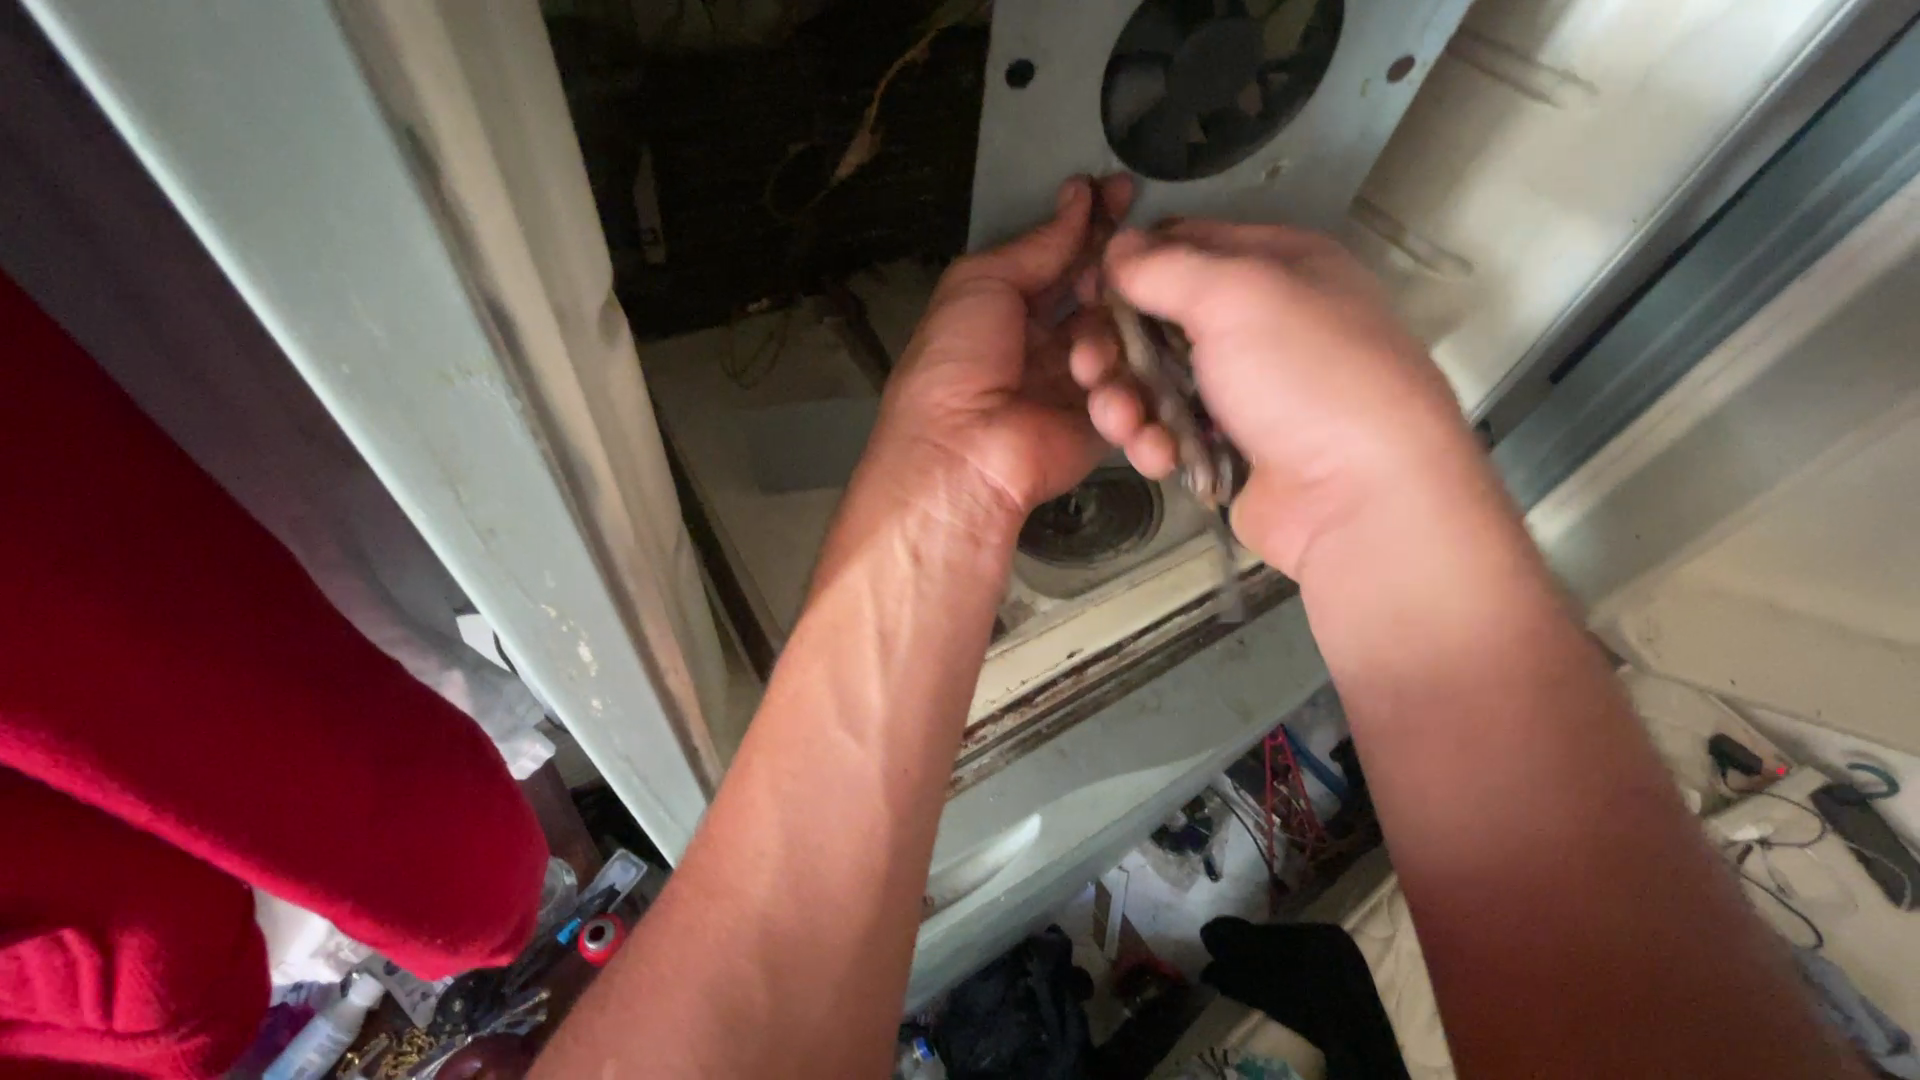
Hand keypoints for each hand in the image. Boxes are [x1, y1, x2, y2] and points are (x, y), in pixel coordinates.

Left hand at [865, 175, 1134, 523]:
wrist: (962, 454)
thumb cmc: (958, 362)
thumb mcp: (982, 284)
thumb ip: (1037, 246)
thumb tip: (1078, 199)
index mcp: (1009, 309)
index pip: (1062, 256)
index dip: (1091, 223)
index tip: (1123, 190)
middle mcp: (1046, 343)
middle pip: (1100, 296)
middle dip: (1117, 276)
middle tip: (1133, 263)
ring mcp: (1079, 384)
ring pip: (1125, 340)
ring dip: (1109, 340)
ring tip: (1082, 361)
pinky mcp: (1105, 425)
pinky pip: (1136, 396)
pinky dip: (1128, 391)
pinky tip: (1103, 394)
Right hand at [1071, 222, 1481, 575]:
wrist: (1357, 496)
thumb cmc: (1304, 376)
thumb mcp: (1236, 295)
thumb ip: (1166, 267)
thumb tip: (1117, 248)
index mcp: (1276, 265)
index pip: (1185, 245)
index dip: (1130, 264)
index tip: (1084, 291)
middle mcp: (1260, 321)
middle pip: (1159, 319)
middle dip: (1115, 345)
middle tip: (1089, 366)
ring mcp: (1244, 388)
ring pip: (1156, 381)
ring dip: (1126, 400)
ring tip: (1122, 420)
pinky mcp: (1228, 445)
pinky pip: (1172, 431)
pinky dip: (1156, 441)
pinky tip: (1160, 455)